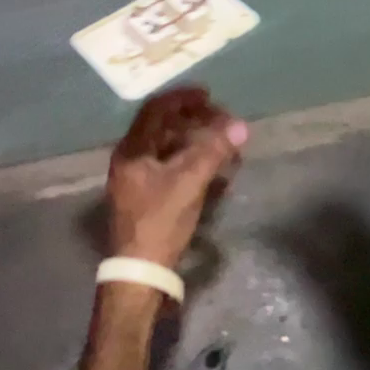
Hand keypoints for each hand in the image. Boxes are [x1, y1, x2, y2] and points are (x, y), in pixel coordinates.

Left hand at [106, 88, 247, 267]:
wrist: (139, 274)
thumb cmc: (159, 222)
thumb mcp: (188, 184)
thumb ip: (213, 151)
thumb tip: (240, 126)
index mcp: (132, 149)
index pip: (156, 109)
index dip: (183, 97)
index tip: (210, 95)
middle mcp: (130, 158)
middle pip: (163, 127)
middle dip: (195, 120)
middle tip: (222, 121)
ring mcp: (137, 178)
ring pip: (169, 148)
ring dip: (196, 142)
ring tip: (223, 144)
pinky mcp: (146, 196)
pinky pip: (170, 167)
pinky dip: (191, 162)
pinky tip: (214, 170)